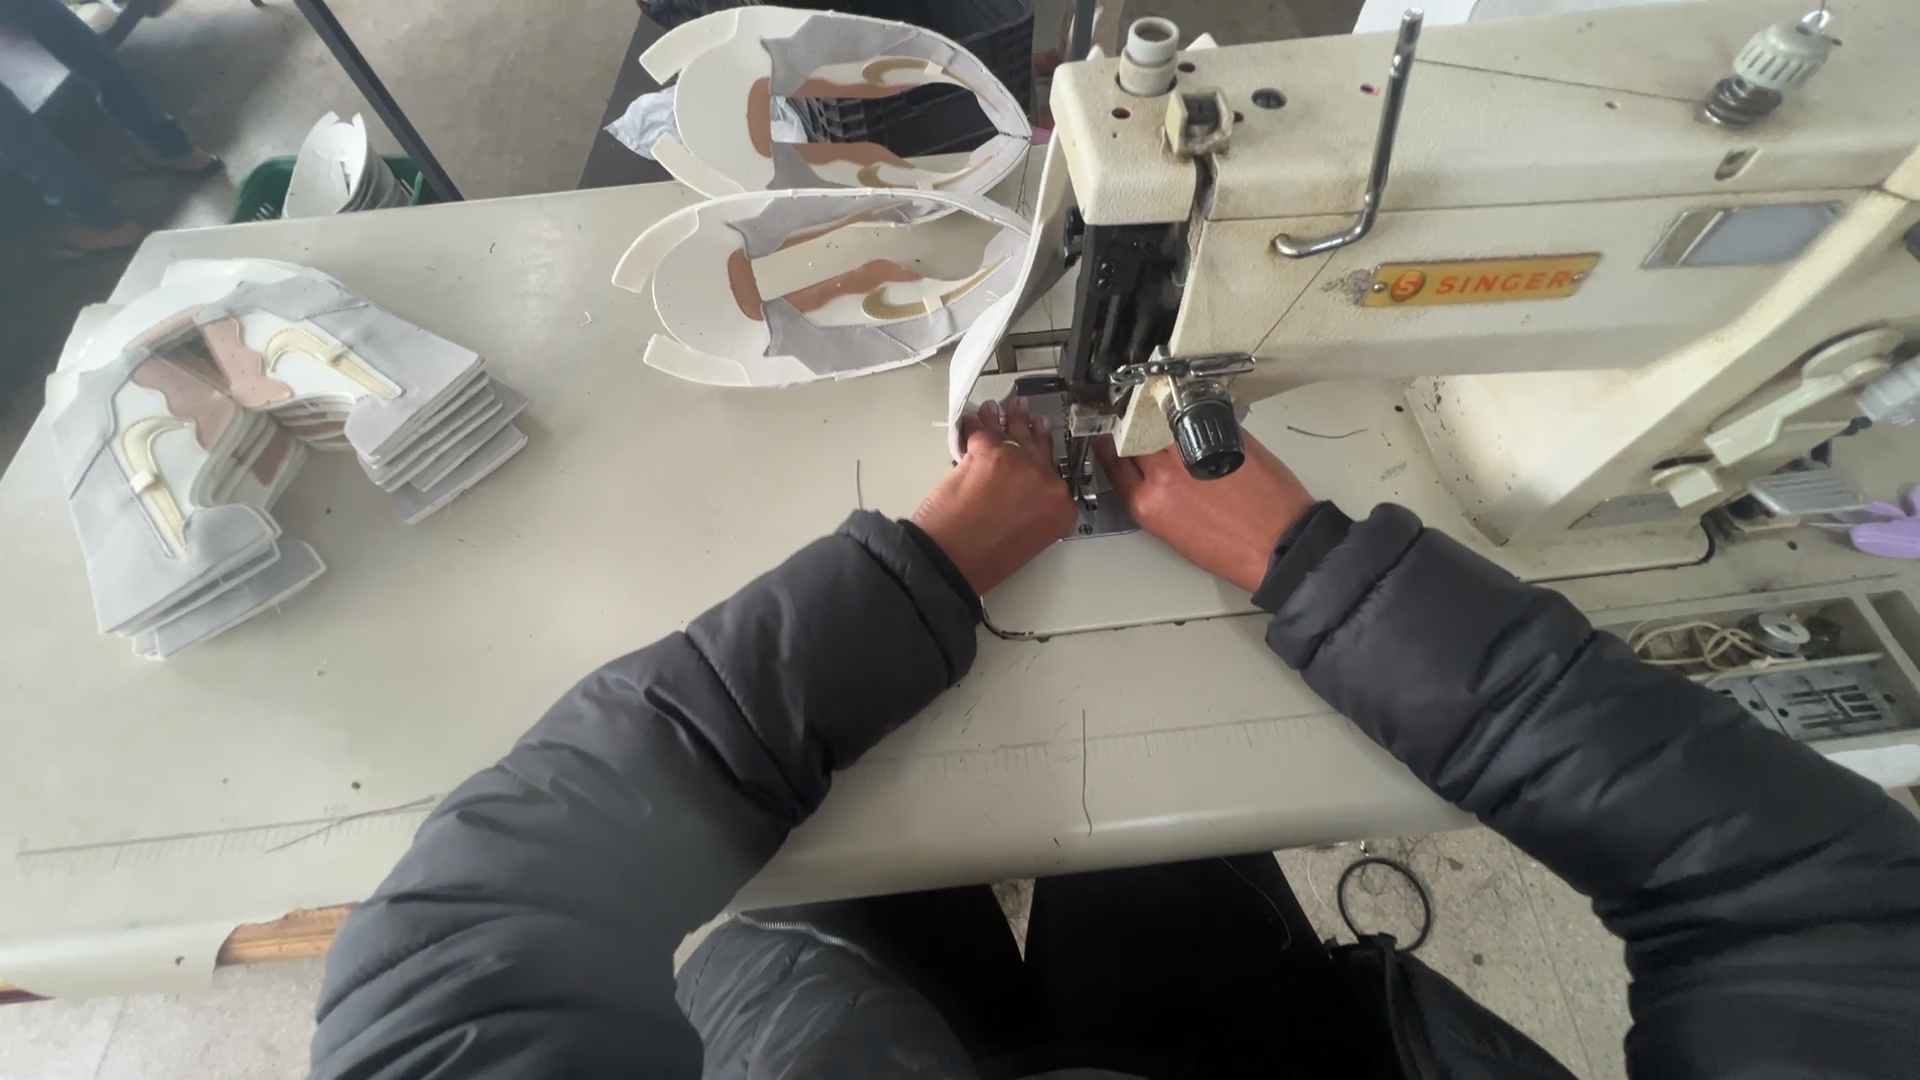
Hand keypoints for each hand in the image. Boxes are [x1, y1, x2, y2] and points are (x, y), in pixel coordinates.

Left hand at [912, 398, 1077, 594]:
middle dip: (1033, 431)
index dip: (1046, 461)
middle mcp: (1045, 480)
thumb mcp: (1028, 542)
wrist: (953, 559)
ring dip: (1009, 417)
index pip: (1059, 478)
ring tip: (1005, 408)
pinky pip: (982, 428)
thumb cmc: (985, 559)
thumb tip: (1021, 497)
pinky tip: (975, 416)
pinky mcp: (987, 451)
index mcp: (1061, 507)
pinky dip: (975, 422)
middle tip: (1032, 420)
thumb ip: (1035, 513)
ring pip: (1014, 432)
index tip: (1043, 450)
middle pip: (1039, 449)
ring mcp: (1018, 462)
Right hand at [1096, 433, 1316, 592]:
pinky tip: (1189, 419)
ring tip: (1161, 417)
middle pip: (1131, 435)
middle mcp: (1163, 475)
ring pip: (1159, 419)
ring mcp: (1192, 452)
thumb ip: (1154, 498)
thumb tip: (1149, 473)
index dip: (1106, 443)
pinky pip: (1192, 417)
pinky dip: (1186, 415)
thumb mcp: (1173, 533)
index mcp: (1147, 502)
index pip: (1113, 462)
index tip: (1106, 435)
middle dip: (1129, 425)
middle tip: (1133, 420)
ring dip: (1155, 415)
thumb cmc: (1231, 547)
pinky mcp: (1221, 436)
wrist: (1278, 545)